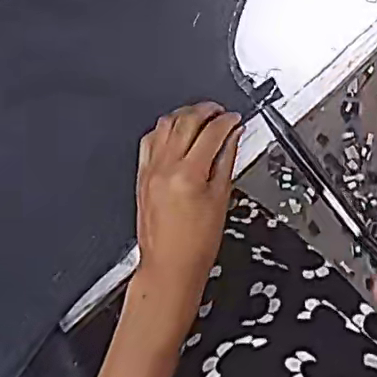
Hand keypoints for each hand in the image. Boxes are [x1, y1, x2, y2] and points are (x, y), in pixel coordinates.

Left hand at [131, 102, 242, 327]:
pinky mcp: (142, 174)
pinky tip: (175, 131)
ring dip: (184, 114)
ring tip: (200, 116)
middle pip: (186, 120)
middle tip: (220, 112)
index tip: (235, 118)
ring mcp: (150, 169)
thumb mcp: (221, 199)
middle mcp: (165, 167)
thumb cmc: (195, 244)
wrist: (169, 266)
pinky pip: (149, 140)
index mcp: (189, 174)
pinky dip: (165, 129)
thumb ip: (226, 160)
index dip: (227, 121)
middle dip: (206, 110)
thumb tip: (233, 137)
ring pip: (165, 124)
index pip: (211, 133)